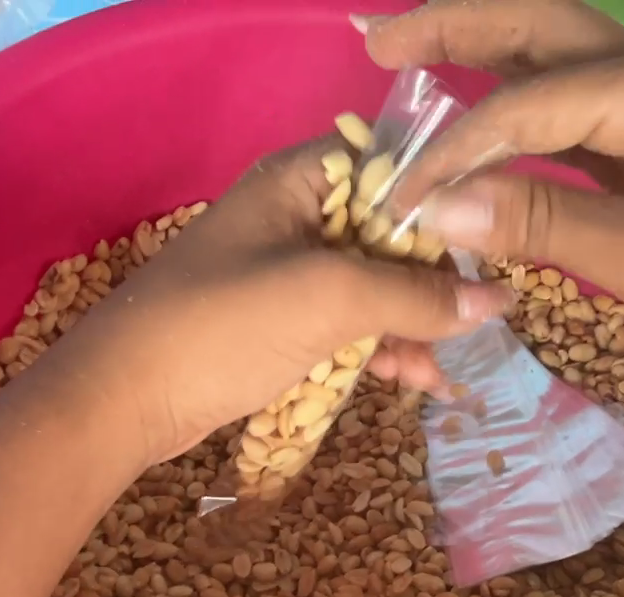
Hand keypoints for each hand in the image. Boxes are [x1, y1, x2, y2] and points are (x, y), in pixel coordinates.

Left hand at [37, 138, 510, 466]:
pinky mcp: (277, 326)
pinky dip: (376, 353)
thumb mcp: (328, 300)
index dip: (444, 210)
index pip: (395, 171)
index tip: (485, 255)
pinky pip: (343, 328)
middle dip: (432, 285)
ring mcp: (285, 275)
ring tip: (445, 375)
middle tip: (473, 327)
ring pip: (369, 290)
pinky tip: (412, 382)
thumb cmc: (223, 327)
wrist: (126, 398)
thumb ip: (414, 297)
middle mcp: (296, 218)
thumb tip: (497, 299)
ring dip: (409, 329)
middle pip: (388, 237)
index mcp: (301, 181)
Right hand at [365, 0, 623, 446]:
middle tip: (377, 40)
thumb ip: (542, 221)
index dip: (451, 148)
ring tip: (412, 59)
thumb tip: (440, 205)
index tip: (395, 198)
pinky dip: (520, 117)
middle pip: (541, 28)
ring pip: (556, 64)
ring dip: (485, 59)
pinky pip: (574, 116)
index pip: (525, 103)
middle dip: (456, 25)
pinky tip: (485, 123)